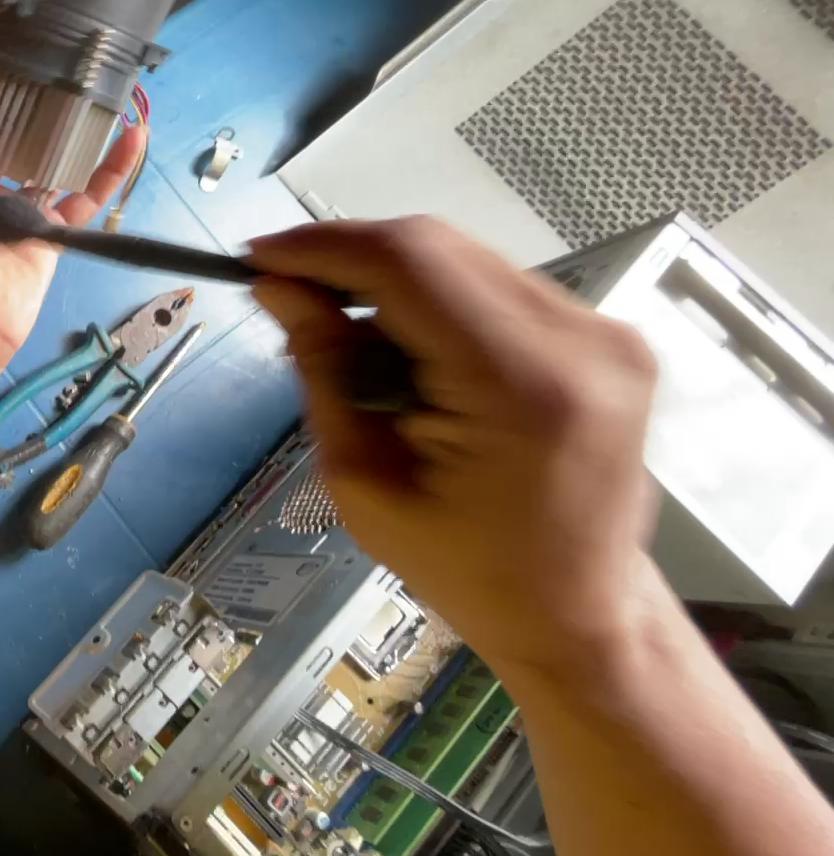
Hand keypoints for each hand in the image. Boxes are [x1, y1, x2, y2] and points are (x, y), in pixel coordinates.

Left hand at [0, 20, 146, 371]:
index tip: (10, 18)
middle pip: (20, 123)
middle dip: (41, 87)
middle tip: (70, 40)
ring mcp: (24, 203)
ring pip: (59, 153)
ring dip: (82, 122)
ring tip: (108, 78)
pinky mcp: (56, 229)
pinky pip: (88, 192)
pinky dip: (112, 168)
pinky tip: (132, 134)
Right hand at [248, 217, 662, 675]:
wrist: (574, 608)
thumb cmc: (455, 562)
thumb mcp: (358, 474)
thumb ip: (322, 368)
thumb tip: (276, 289)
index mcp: (522, 385)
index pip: (407, 265)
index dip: (320, 248)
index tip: (253, 260)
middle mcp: (581, 339)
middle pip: (434, 247)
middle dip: (342, 257)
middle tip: (279, 292)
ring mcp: (603, 332)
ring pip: (456, 257)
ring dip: (377, 280)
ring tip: (331, 330)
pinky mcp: (599, 337)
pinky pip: (484, 284)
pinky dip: (418, 298)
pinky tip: (387, 343)